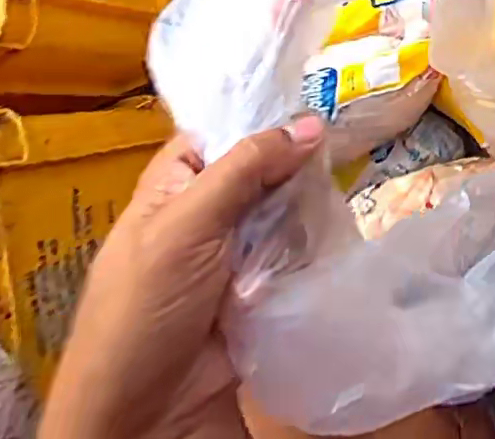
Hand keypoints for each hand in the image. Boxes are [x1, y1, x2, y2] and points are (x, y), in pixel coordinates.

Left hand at [40, 117, 325, 438]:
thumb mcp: (184, 228)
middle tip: (346, 123)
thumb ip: (245, 169)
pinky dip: (318, 220)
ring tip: (349, 161)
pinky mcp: (268, 269)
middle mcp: (208, 206)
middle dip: (298, 147)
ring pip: (287, 193)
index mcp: (172, 187)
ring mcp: (239, 240)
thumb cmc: (144, 312)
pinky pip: (300, 230)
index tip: (314, 87)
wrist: (150, 415)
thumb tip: (312, 122)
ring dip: (311, 185)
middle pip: (263, 158)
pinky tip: (339, 206)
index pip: (220, 128)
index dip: (260, 108)